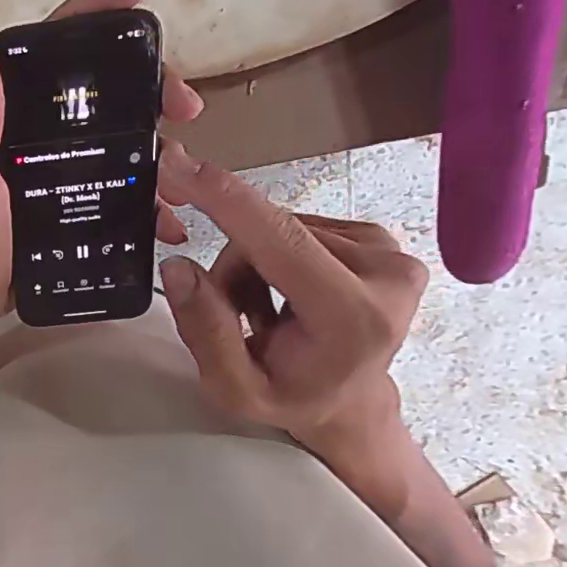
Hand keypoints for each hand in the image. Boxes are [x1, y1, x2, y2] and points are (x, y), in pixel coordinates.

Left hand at [0, 0, 205, 331]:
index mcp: (9, 115)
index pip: (51, 48)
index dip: (93, 10)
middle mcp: (38, 131)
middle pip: (104, 88)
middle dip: (152, 87)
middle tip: (185, 110)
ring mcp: (60, 165)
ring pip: (122, 136)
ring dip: (161, 147)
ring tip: (184, 175)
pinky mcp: (75, 199)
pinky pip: (122, 185)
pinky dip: (149, 194)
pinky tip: (169, 214)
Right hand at [158, 164, 505, 566]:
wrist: (350, 403)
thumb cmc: (289, 400)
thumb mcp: (231, 387)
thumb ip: (203, 330)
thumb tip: (177, 265)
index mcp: (354, 318)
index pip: (280, 242)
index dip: (226, 199)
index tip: (179, 163)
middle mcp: (387, 272)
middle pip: (266, 236)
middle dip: (232, 269)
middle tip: (237, 319)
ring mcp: (389, 249)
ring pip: (277, 229)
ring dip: (251, 266)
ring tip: (264, 313)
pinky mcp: (378, 237)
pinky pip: (295, 227)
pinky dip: (273, 257)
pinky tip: (285, 294)